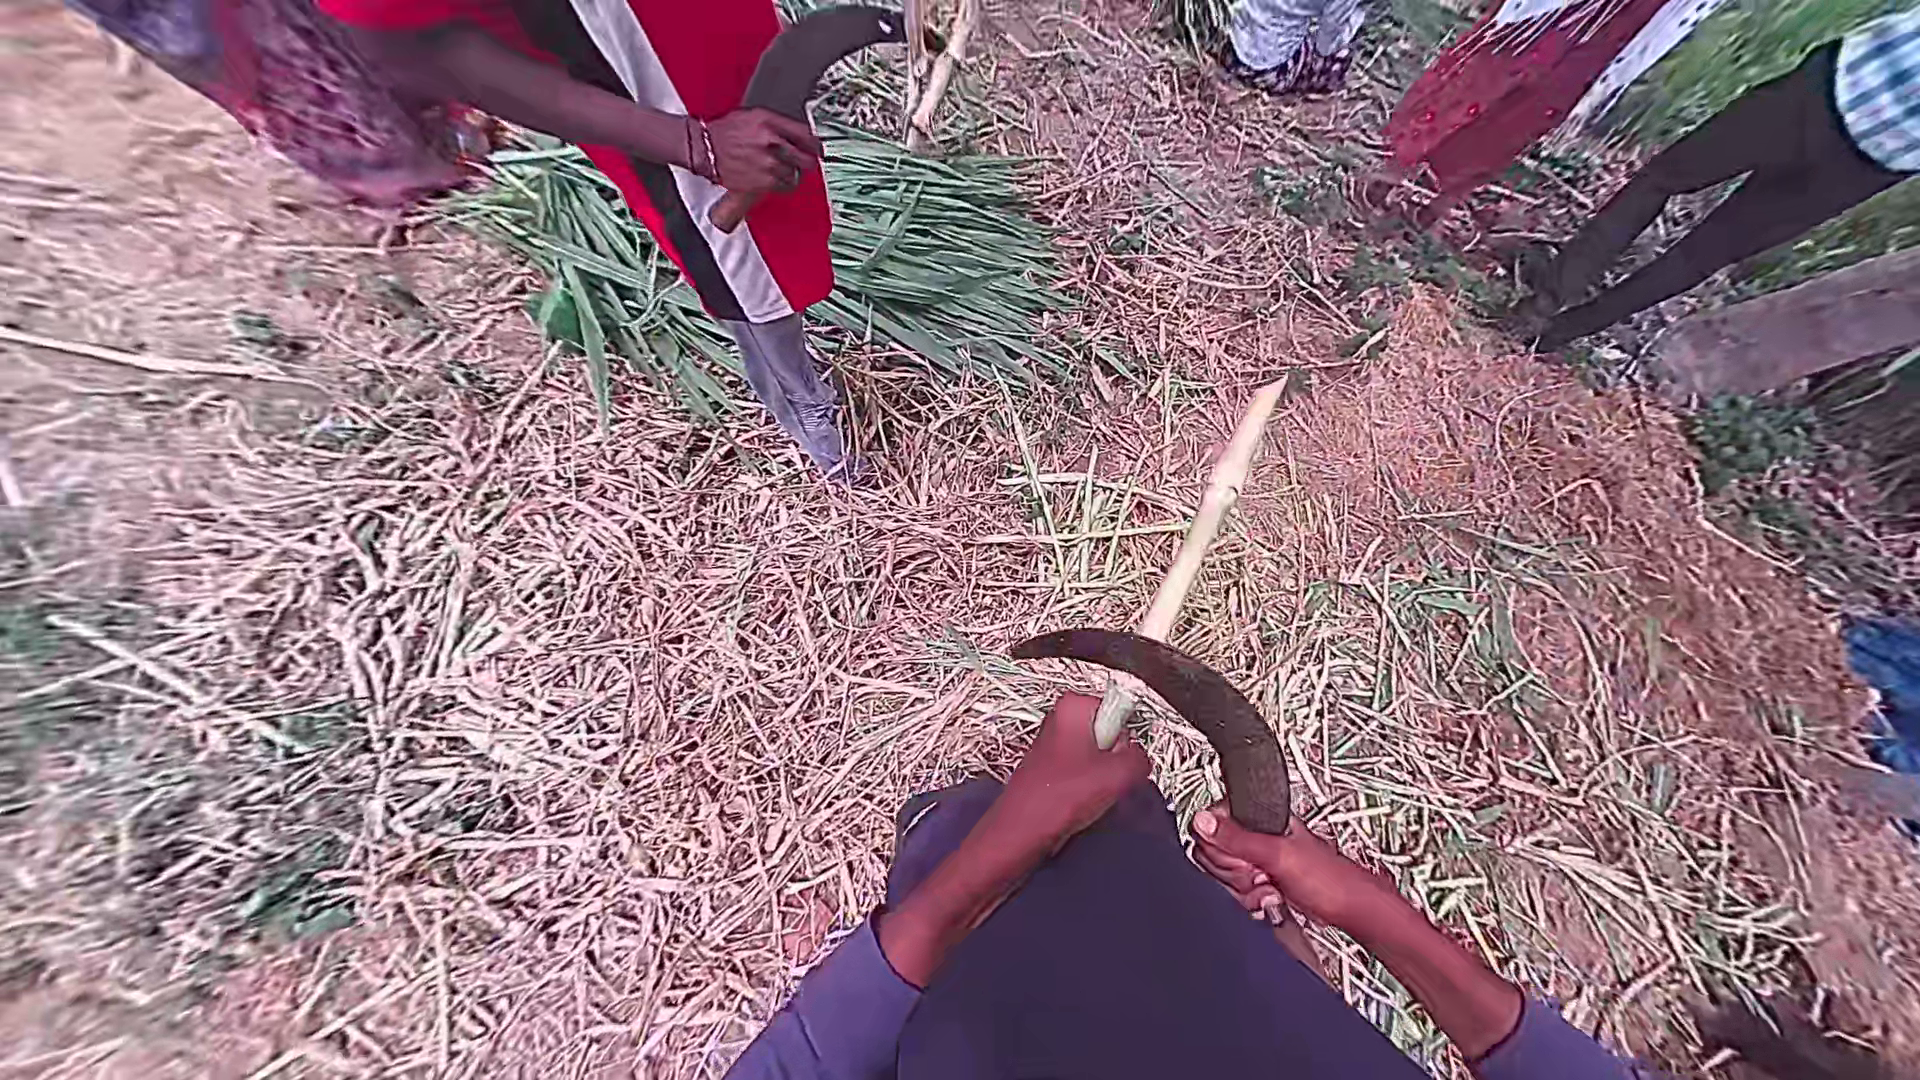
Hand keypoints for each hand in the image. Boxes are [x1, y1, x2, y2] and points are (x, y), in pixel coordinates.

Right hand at [703, 108, 822, 192]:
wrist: (706, 150)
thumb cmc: (726, 133)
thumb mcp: (752, 117)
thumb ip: (776, 125)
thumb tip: (799, 134)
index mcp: (768, 121)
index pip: (804, 134)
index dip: (815, 143)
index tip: (818, 148)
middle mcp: (771, 142)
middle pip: (806, 158)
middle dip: (807, 161)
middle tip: (805, 162)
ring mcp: (769, 164)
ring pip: (796, 174)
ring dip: (793, 173)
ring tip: (781, 169)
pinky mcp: (765, 182)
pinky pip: (785, 186)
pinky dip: (784, 184)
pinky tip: (775, 178)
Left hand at [998, 692, 1151, 848]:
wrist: (1020, 830)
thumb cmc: (1060, 796)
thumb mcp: (1118, 774)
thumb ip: (1140, 757)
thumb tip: (1141, 757)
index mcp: (1073, 705)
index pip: (1120, 710)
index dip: (1125, 739)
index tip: (1117, 758)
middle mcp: (1061, 718)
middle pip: (1110, 735)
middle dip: (1115, 760)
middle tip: (1105, 780)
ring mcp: (1055, 743)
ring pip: (1099, 758)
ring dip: (1103, 779)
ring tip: (1092, 795)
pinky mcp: (1051, 767)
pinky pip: (1085, 774)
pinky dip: (1088, 789)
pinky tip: (1081, 804)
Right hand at [1190, 802, 1401, 930]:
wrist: (1356, 914)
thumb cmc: (1332, 881)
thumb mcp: (1278, 855)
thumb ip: (1237, 838)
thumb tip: (1201, 820)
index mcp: (1254, 814)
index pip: (1208, 824)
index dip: (1222, 849)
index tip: (1244, 859)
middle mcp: (1253, 831)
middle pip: (1213, 852)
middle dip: (1235, 873)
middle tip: (1261, 875)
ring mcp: (1257, 855)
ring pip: (1224, 874)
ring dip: (1245, 890)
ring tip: (1270, 888)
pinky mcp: (1260, 877)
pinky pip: (1236, 889)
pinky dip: (1250, 900)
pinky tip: (1270, 898)